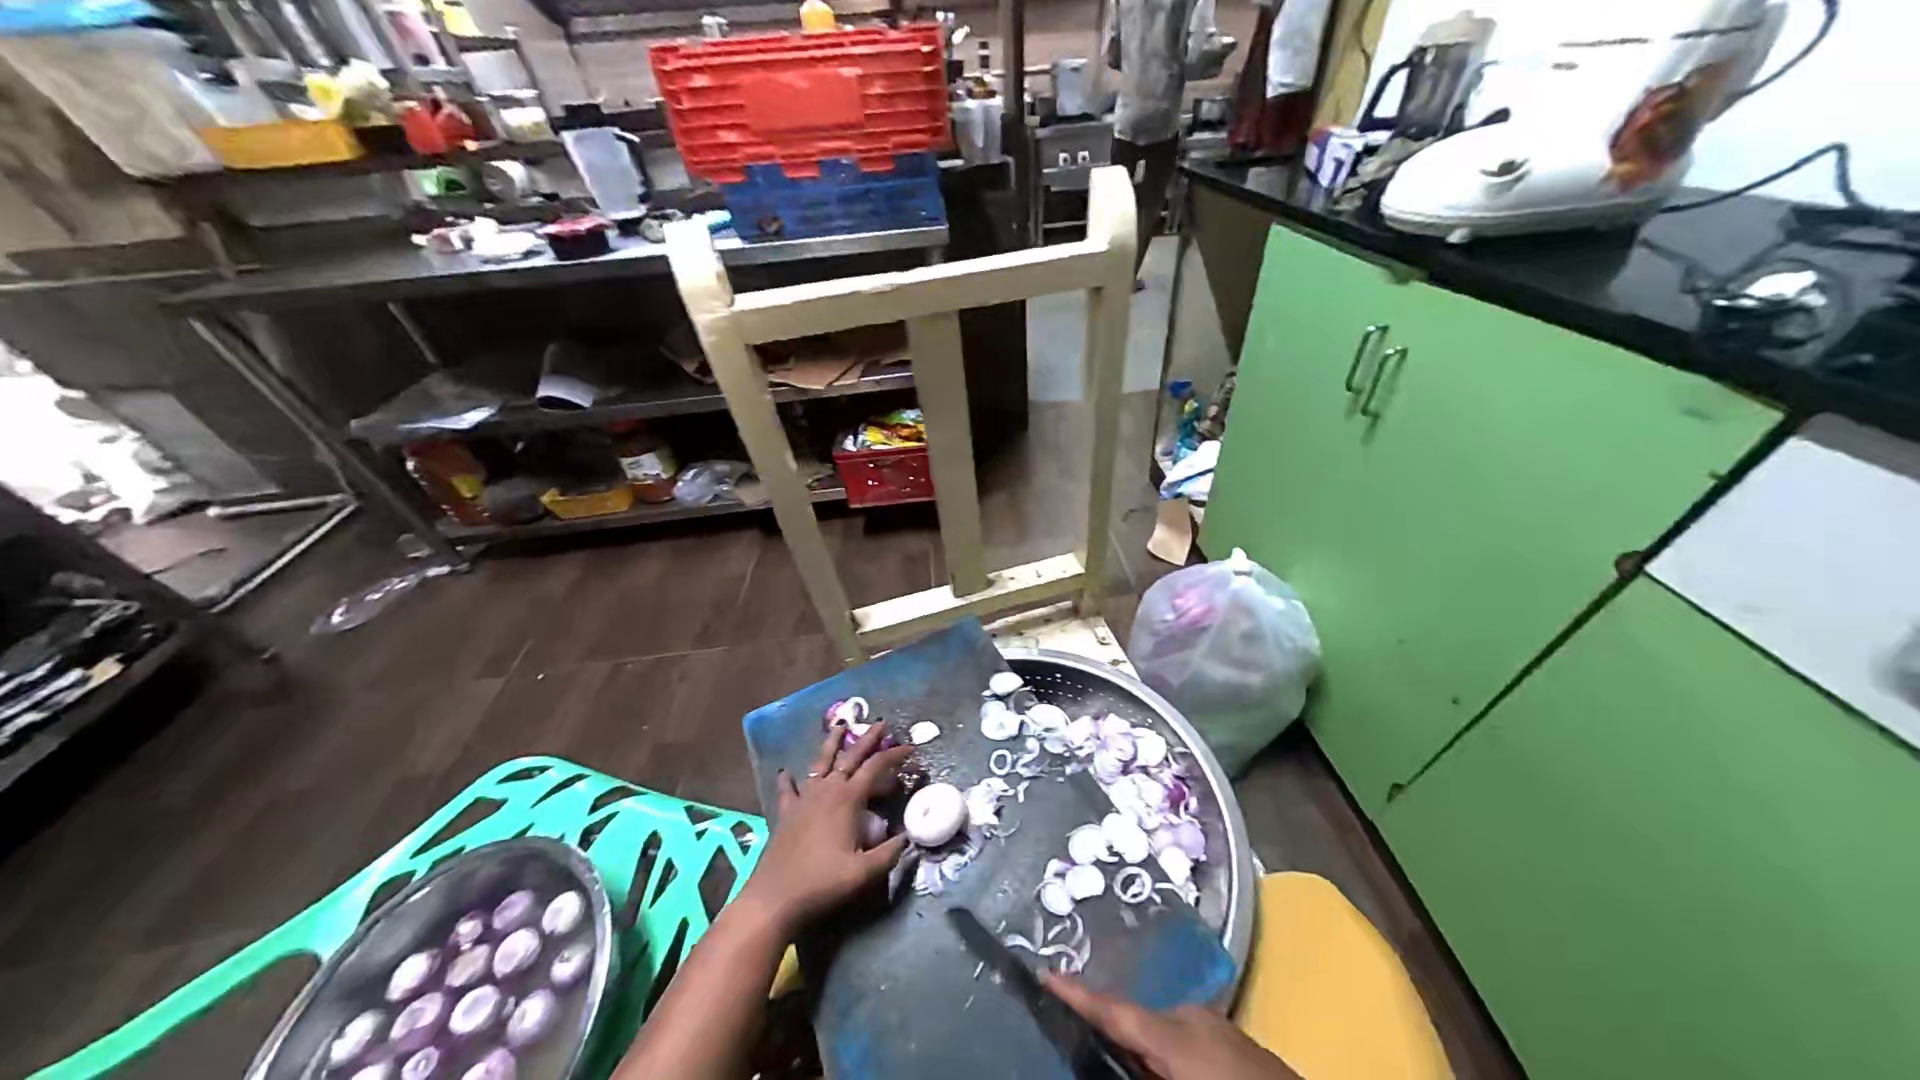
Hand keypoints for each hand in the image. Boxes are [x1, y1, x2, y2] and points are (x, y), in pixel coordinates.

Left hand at [735, 721, 913, 934]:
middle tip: (881, 723)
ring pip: (820, 763)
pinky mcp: (786, 813)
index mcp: (846, 799)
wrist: (775, 898)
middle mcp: (825, 791)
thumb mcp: (864, 872)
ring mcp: (803, 800)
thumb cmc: (823, 882)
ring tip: (839, 726)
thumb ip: (890, 853)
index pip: (875, 768)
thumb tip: (908, 837)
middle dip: (867, 738)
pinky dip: (789, 779)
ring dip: (832, 744)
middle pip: (849, 756)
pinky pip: (788, 789)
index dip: (894, 755)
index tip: (910, 748)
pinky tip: (786, 772)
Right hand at [1044, 974, 1302, 1079]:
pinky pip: (1186, 1041)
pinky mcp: (1236, 1042)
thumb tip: (1115, 1048)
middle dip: (1110, 1029)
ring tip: (1124, 1054)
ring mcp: (1218, 1028)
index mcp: (1178, 1035)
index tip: (1044, 972)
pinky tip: (1166, 1067)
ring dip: (1142, 1046)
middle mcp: (1194, 1020)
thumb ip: (1142, 1063)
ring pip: (1163, 1031)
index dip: (1077, 993)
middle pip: (1137, 1020)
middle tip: (1081, 1034)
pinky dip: (1168, 1054)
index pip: (1115, 1011)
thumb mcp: (1178, 1070)